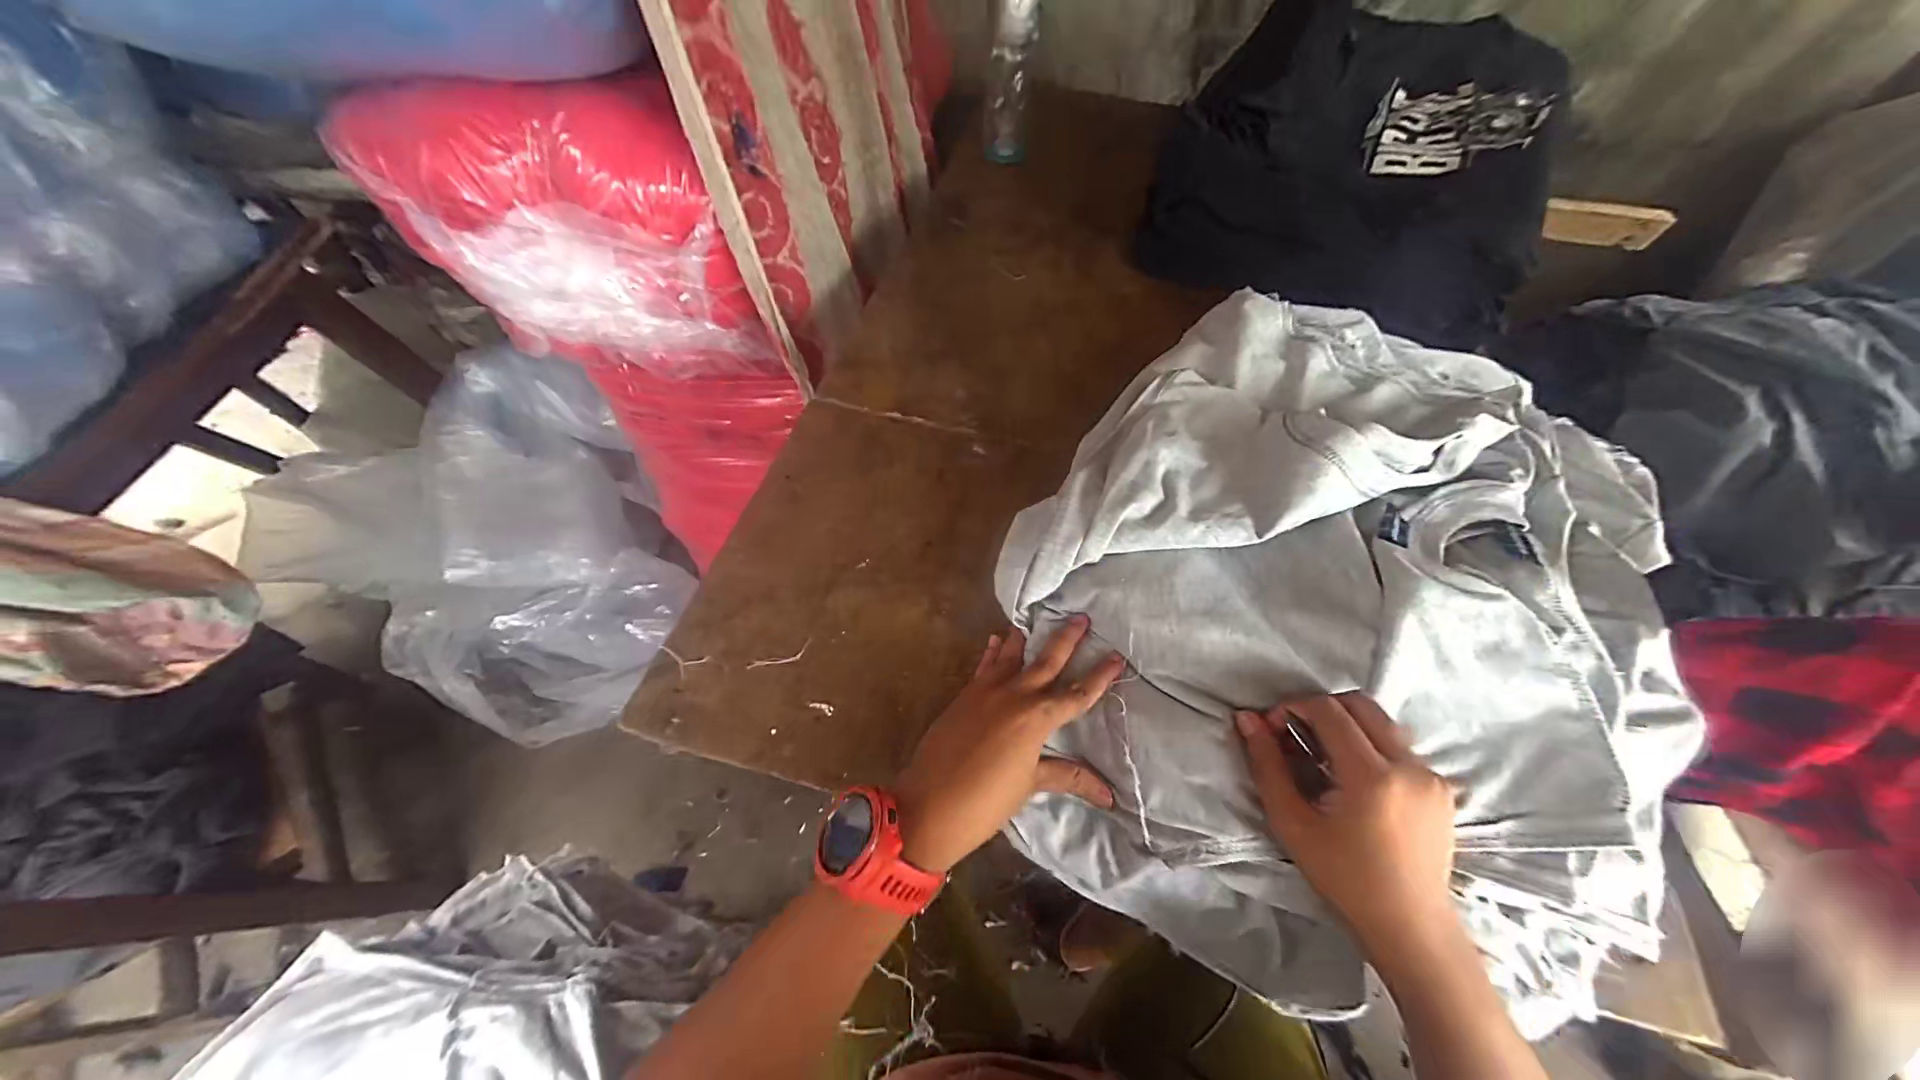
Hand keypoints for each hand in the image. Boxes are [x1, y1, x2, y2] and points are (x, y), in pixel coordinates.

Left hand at [894, 616, 1124, 873]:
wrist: (927, 805)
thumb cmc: (985, 801)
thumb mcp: (1029, 785)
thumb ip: (1067, 777)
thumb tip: (1109, 794)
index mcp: (1036, 718)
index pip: (1077, 694)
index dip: (1100, 676)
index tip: (1118, 656)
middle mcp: (1014, 695)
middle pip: (1046, 660)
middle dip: (1066, 639)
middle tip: (1081, 617)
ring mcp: (985, 691)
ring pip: (1010, 655)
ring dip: (1025, 638)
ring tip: (1034, 619)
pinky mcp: (964, 695)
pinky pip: (984, 666)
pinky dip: (992, 653)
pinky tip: (995, 640)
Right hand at [1234, 692, 1456, 953]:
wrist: (1410, 926)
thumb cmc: (1343, 877)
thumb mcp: (1292, 822)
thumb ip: (1267, 764)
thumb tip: (1246, 719)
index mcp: (1372, 775)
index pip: (1329, 710)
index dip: (1294, 707)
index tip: (1273, 726)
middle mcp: (1409, 766)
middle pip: (1360, 704)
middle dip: (1322, 708)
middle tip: (1296, 734)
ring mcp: (1432, 776)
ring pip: (1382, 723)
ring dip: (1348, 726)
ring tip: (1324, 758)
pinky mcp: (1442, 789)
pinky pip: (1400, 748)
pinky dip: (1371, 747)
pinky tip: (1354, 779)